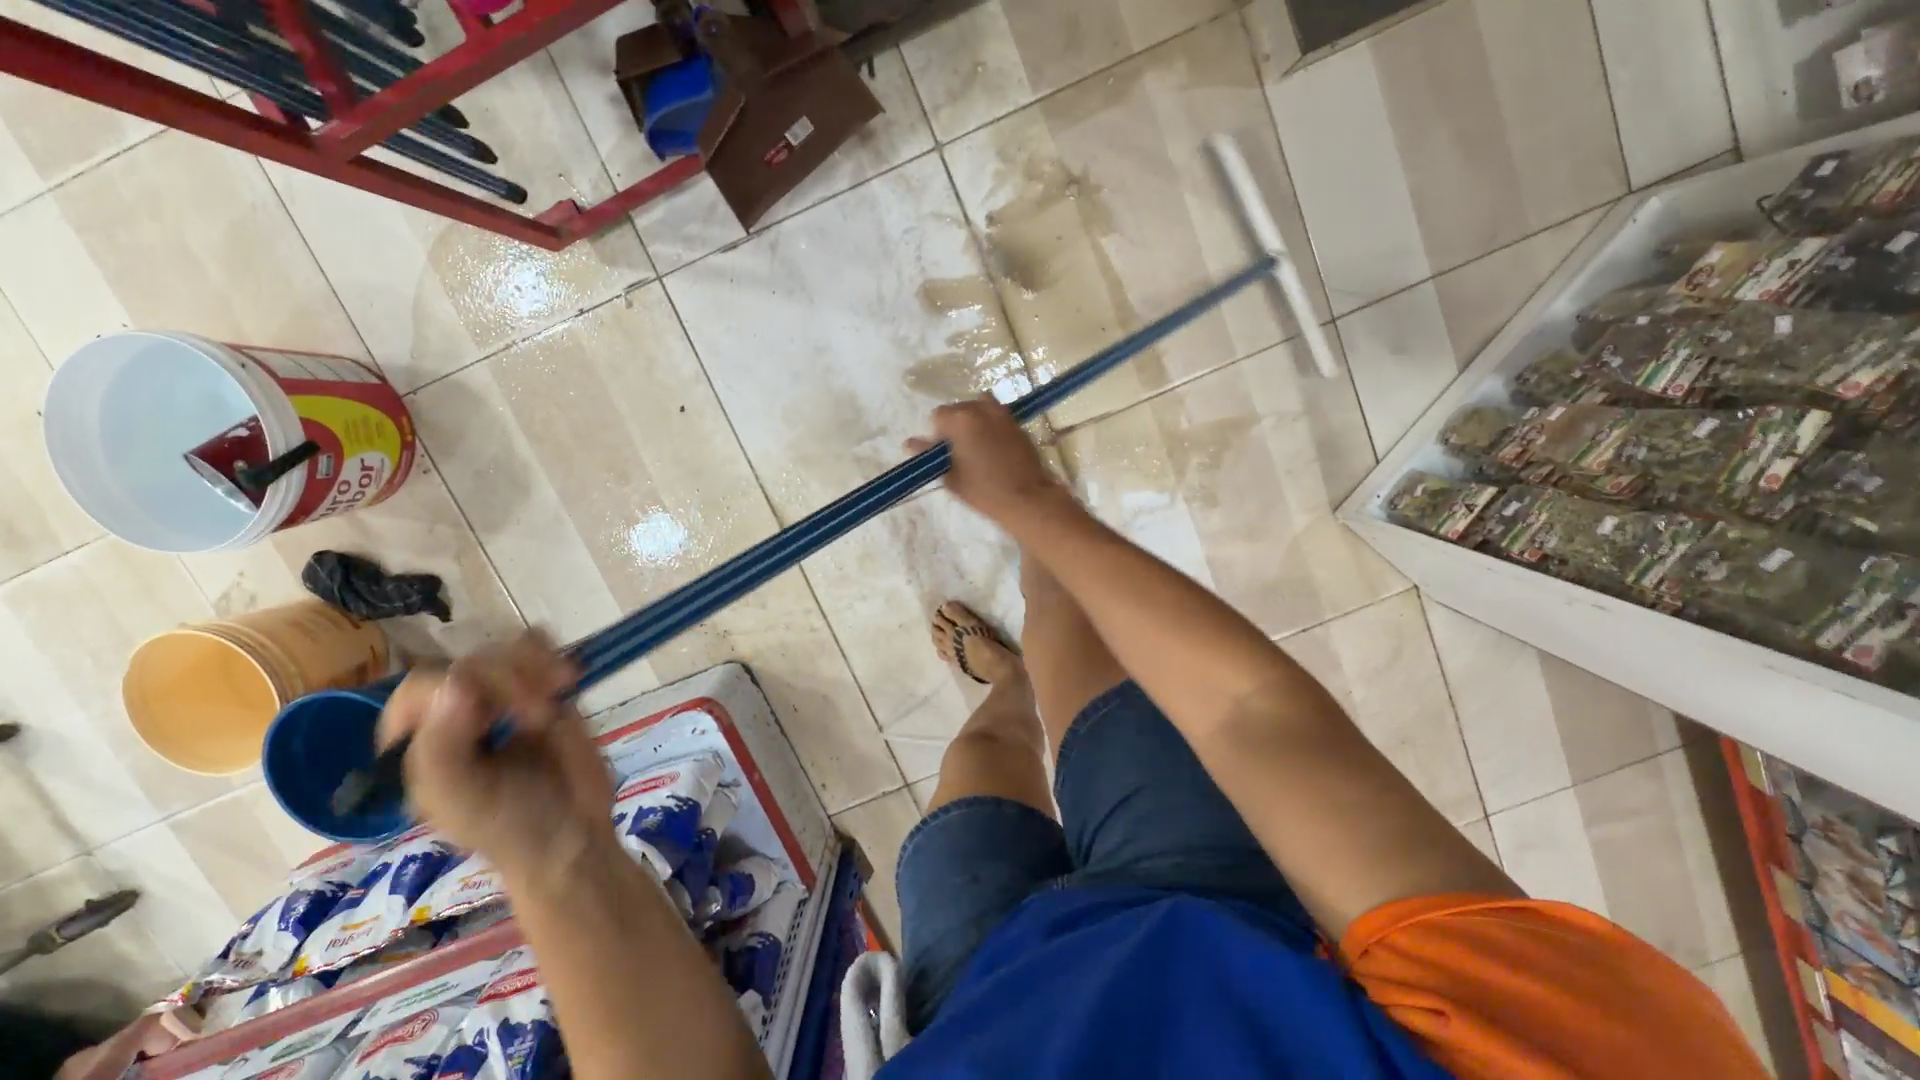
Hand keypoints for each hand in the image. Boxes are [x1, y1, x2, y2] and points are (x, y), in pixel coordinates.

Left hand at [376, 632, 615, 880]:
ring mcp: (501, 696)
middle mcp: (456, 712)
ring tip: (558, 698)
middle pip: (471, 661)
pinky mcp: (542, 687)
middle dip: (508, 682)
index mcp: (421, 739)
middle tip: (539, 720)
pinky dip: (551, 656)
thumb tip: (455, 683)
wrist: (574, 835)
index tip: (495, 715)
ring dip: (534, 668)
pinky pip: (537, 649)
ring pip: (505, 648)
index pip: (423, 687)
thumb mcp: (463, 801)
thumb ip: (442, 749)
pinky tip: (567, 681)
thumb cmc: (511, 827)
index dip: (459, 690)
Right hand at [908, 395, 1067, 525]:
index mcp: (961, 419)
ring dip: (972, 422)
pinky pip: (995, 416)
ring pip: (978, 408)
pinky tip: (993, 448)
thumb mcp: (949, 475)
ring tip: (976, 446)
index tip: (944, 454)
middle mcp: (981, 408)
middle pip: (958, 409)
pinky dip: (989, 425)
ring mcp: (1002, 413)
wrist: (1026, 497)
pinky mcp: (1017, 423)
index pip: (937, 416)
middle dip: (954, 426)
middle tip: (959, 453)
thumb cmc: (983, 490)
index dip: (937, 435)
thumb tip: (909, 443)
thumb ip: (928, 455)